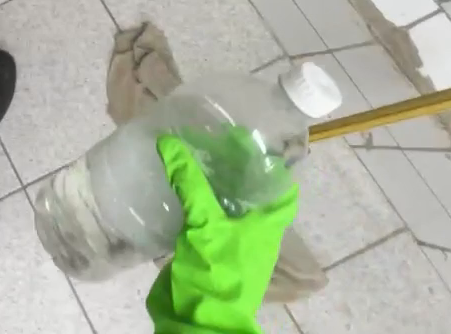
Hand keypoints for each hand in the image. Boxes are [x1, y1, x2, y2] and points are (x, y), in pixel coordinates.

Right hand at [146, 133, 296, 333]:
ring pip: (223, 203)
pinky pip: (200, 215)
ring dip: (209, 180)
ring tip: (187, 152)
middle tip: (208, 135)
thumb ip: (189, 182)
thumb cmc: (216, 274)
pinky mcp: (202, 248)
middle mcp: (251, 233)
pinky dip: (190, 197)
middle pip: (248, 193)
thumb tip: (168, 140)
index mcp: (265, 228)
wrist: (196, 321)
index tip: (249, 138)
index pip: (281, 192)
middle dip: (231, 165)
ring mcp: (227, 242)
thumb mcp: (205, 224)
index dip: (272, 165)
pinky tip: (171, 183)